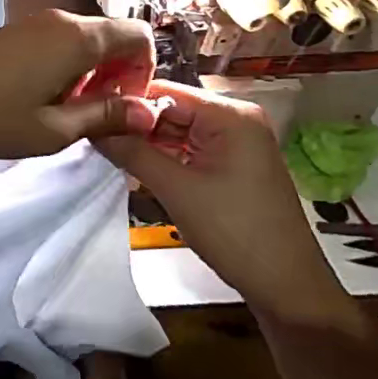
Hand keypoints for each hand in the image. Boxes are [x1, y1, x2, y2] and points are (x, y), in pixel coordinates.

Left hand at [0, 9, 159, 159]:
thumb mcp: (56, 130)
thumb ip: (106, 117)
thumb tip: (148, 113)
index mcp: (80, 38)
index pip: (139, 35)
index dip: (144, 71)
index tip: (125, 106)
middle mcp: (62, 20)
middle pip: (112, 36)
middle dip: (117, 74)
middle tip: (97, 116)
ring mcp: (35, 22)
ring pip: (85, 40)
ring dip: (91, 73)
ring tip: (66, 112)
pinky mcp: (15, 31)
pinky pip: (59, 41)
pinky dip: (67, 66)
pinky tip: (41, 98)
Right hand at [96, 81, 349, 321]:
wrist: (287, 286)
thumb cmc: (235, 231)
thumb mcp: (177, 189)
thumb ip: (134, 153)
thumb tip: (94, 127)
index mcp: (229, 114)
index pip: (166, 92)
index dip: (126, 104)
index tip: (90, 117)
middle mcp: (236, 119)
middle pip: (172, 111)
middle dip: (135, 127)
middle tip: (93, 140)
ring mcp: (238, 143)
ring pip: (179, 133)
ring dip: (148, 146)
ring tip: (107, 155)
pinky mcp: (235, 166)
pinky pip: (192, 151)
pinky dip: (167, 160)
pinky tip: (137, 172)